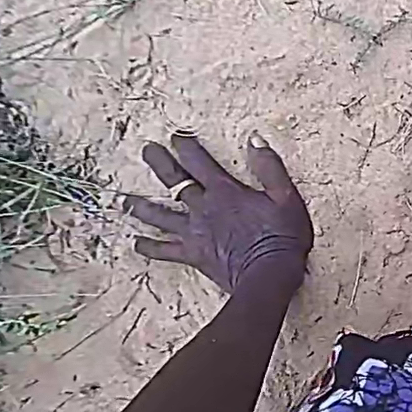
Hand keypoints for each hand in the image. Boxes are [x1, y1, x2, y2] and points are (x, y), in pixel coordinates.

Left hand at [125, 131, 313, 294]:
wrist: (270, 273)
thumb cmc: (282, 236)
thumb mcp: (286, 197)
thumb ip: (269, 168)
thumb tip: (254, 140)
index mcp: (225, 191)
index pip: (200, 162)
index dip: (186, 147)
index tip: (177, 137)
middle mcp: (204, 208)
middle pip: (175, 181)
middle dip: (159, 164)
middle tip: (147, 150)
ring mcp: (195, 232)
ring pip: (161, 215)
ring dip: (142, 206)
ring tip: (125, 200)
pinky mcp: (194, 255)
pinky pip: (165, 250)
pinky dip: (149, 246)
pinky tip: (136, 243)